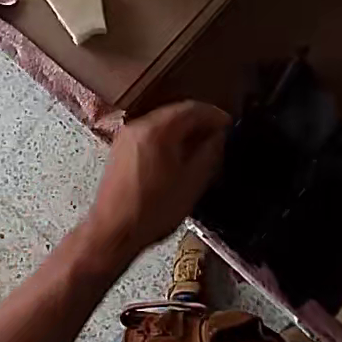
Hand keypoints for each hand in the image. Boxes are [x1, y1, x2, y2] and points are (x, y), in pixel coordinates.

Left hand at [81, 101, 229, 259]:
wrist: (113, 232)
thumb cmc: (151, 212)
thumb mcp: (193, 182)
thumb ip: (210, 152)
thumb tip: (218, 136)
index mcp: (158, 131)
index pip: (193, 108)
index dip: (215, 115)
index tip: (228, 124)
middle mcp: (139, 127)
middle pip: (176, 112)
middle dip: (200, 121)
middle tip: (218, 135)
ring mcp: (127, 138)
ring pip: (162, 123)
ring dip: (183, 130)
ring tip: (201, 147)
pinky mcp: (120, 150)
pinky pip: (150, 134)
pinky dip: (167, 139)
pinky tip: (178, 157)